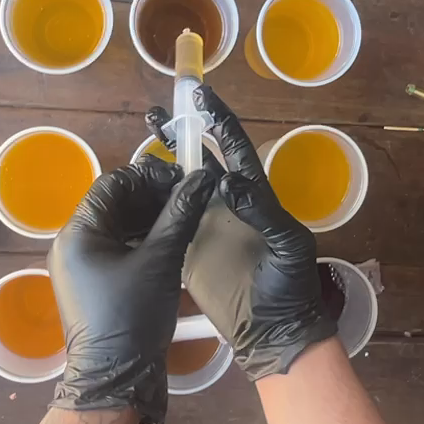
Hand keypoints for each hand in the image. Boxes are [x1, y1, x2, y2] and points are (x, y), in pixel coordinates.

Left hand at [48, 157, 217, 423]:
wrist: (115, 380)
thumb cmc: (133, 316)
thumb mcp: (161, 260)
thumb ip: (180, 214)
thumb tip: (201, 178)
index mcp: (78, 233)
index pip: (113, 183)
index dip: (149, 175)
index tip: (183, 179)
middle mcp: (71, 244)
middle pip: (113, 203)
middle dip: (151, 196)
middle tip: (189, 197)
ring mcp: (80, 265)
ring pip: (116, 225)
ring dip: (148, 217)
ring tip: (184, 216)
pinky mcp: (92, 283)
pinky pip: (115, 247)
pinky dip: (141, 239)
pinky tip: (169, 240)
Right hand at [170, 86, 336, 379]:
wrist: (273, 329)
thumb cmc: (290, 285)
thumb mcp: (287, 245)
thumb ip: (262, 211)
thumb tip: (230, 179)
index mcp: (254, 194)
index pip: (234, 147)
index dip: (218, 119)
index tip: (200, 95)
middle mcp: (226, 201)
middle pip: (200, 157)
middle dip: (180, 132)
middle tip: (156, 113)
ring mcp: (205, 223)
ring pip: (180, 183)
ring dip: (162, 161)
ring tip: (141, 142)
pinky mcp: (188, 246)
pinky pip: (167, 215)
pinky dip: (151, 198)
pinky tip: (133, 185)